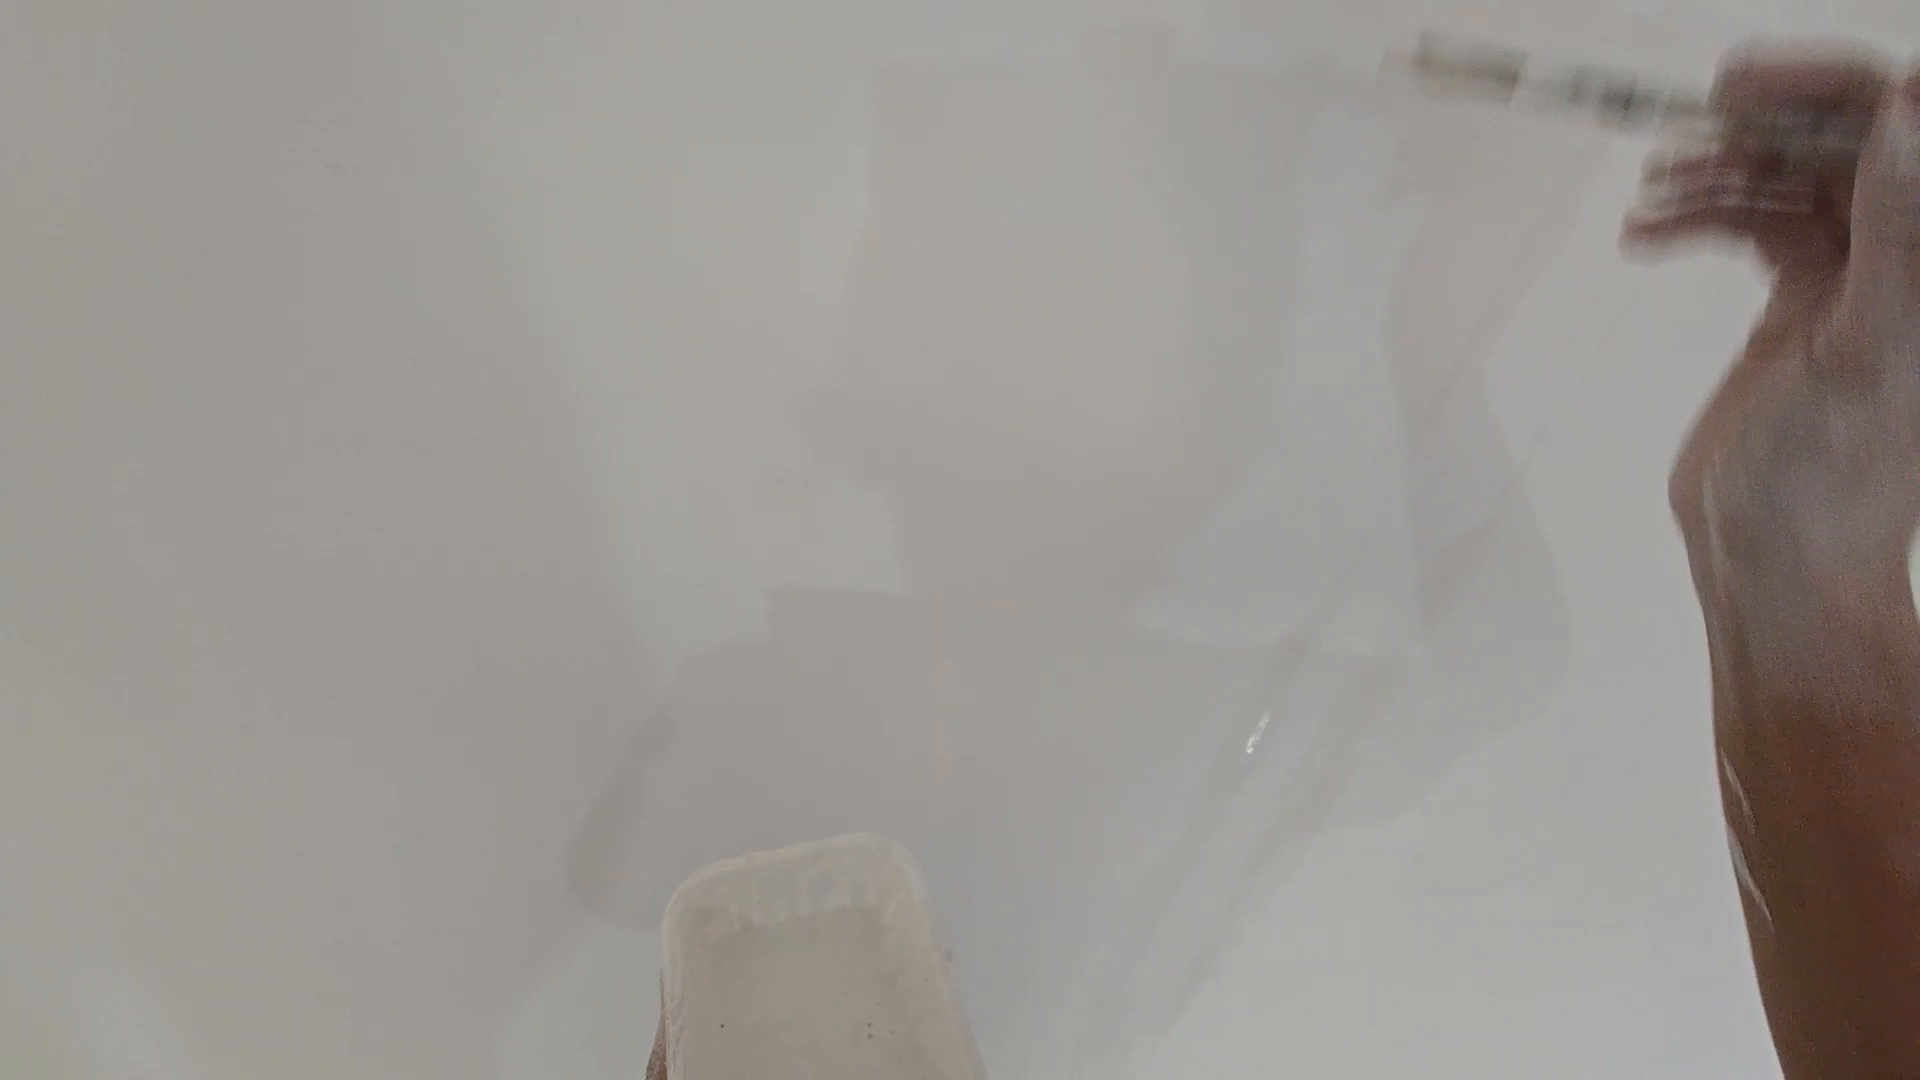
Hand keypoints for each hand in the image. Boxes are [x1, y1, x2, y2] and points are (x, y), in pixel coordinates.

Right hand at [1625, 46, 1919, 599]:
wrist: (1778, 548)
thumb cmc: (1830, 474)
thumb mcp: (1865, 352)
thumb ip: (1893, 238)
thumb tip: (1906, 118)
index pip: (1906, 129)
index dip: (1828, 90)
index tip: (1731, 84)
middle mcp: (1909, 249)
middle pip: (1849, 147)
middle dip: (1760, 132)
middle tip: (1671, 140)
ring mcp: (1857, 273)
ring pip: (1794, 187)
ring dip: (1716, 181)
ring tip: (1643, 200)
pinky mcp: (1801, 303)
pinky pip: (1757, 233)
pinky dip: (1700, 224)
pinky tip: (1646, 237)